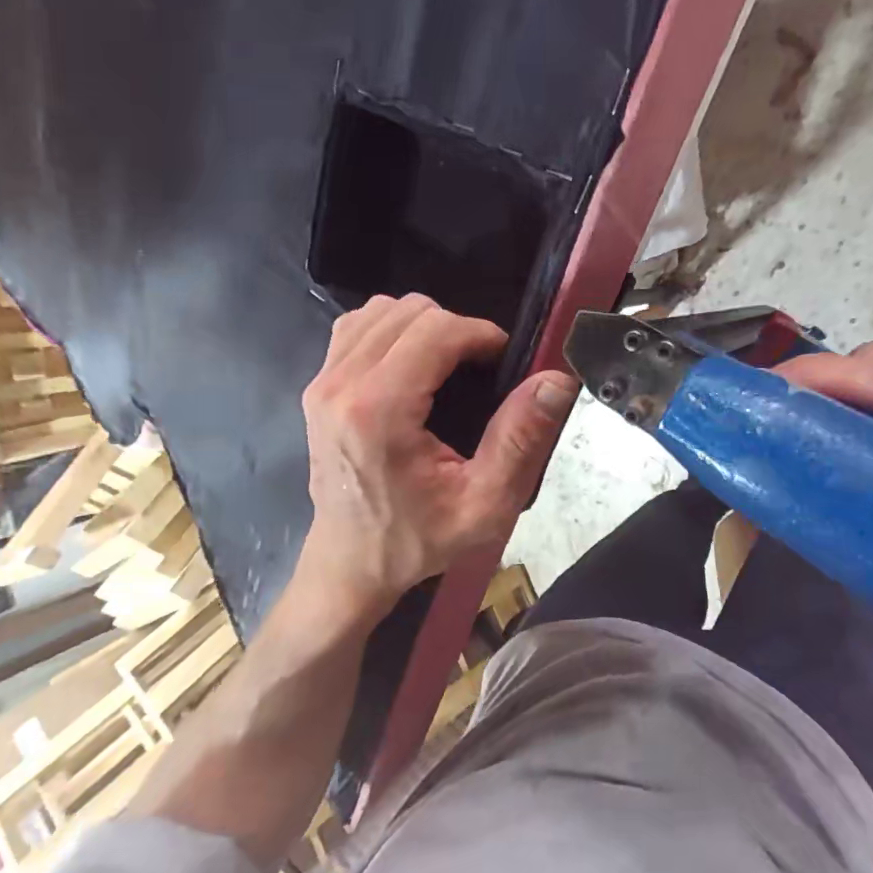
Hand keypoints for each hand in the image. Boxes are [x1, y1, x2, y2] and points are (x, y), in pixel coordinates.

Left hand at [299, 294, 578, 619]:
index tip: (503, 359)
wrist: (350, 562)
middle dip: (455, 328)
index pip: (435, 330)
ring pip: (380, 310)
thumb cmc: (416, 539)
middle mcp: (341, 385)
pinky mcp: (315, 385)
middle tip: (480, 367)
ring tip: (448, 363)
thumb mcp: (483, 503)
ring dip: (423, 325)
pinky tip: (410, 362)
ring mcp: (321, 381)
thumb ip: (521, 439)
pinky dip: (391, 331)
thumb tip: (556, 381)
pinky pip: (357, 327)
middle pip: (409, 312)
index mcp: (378, 410)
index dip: (480, 333)